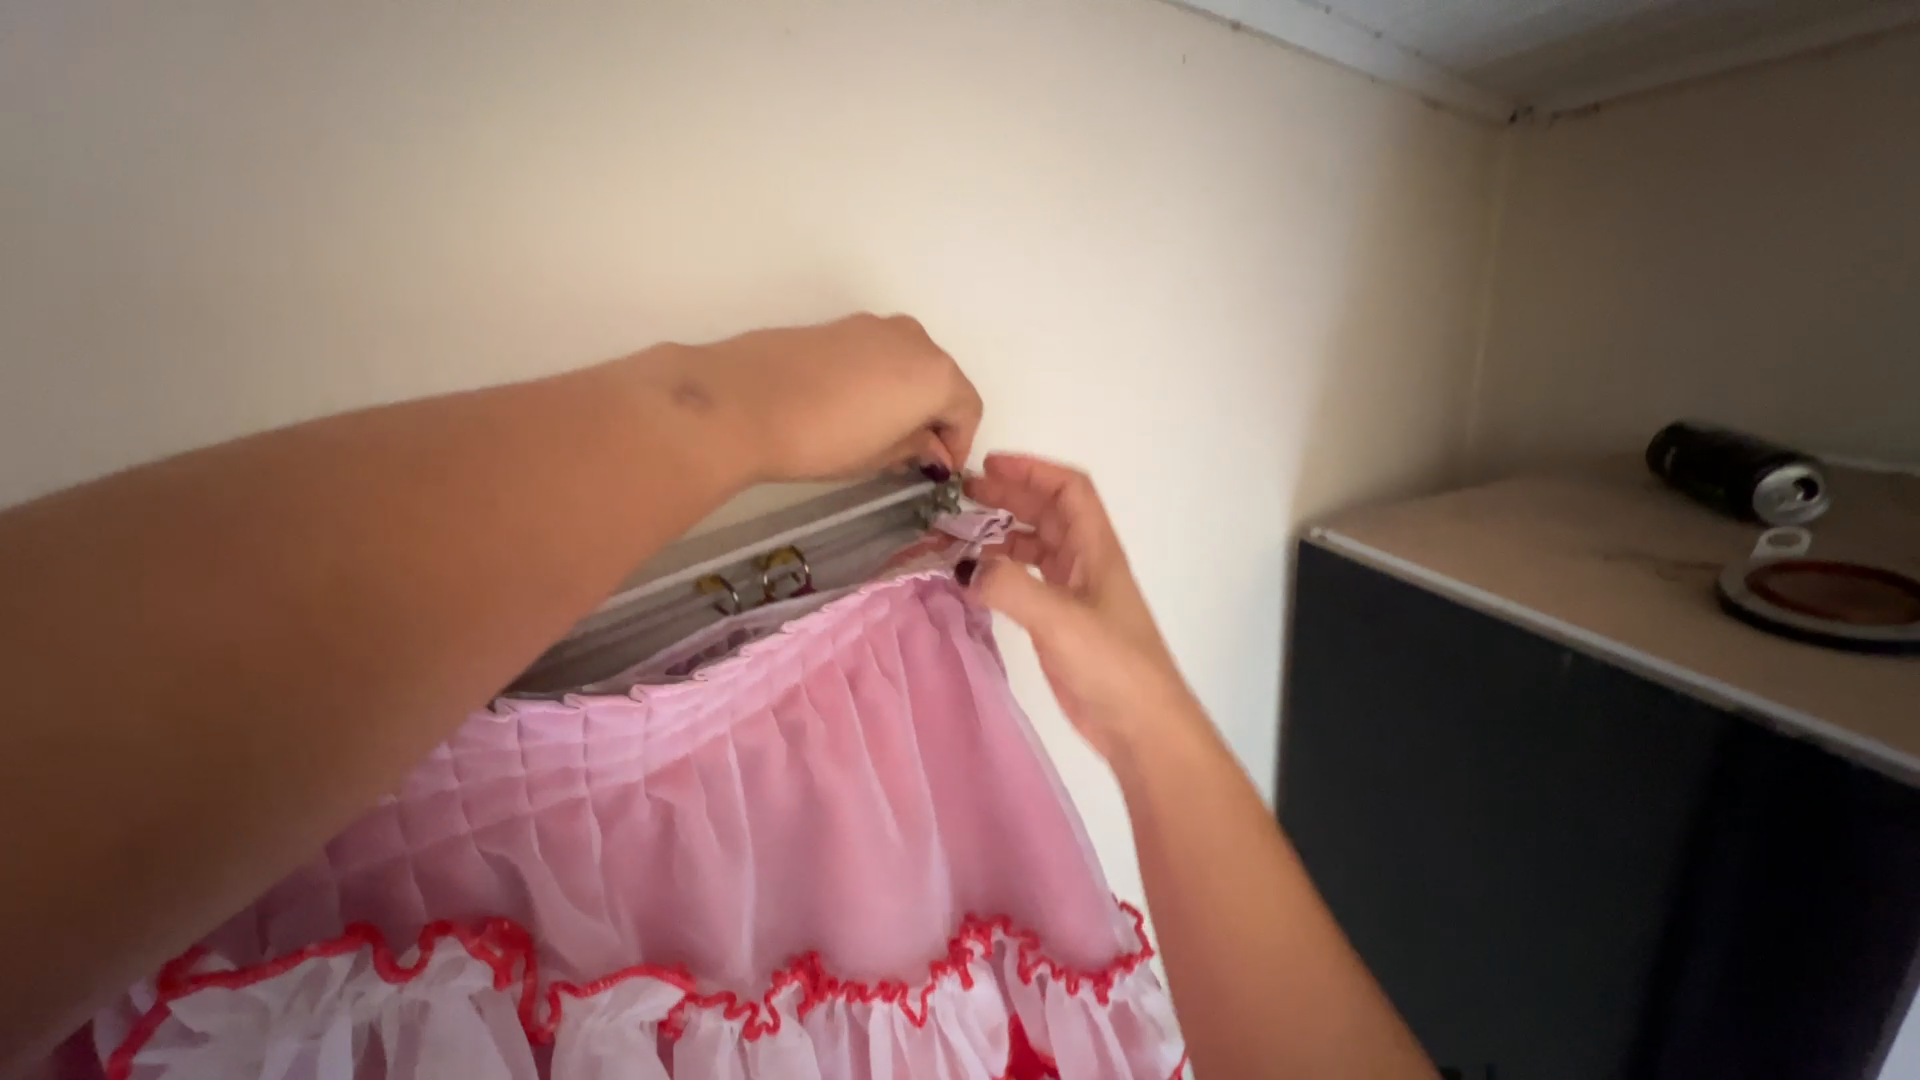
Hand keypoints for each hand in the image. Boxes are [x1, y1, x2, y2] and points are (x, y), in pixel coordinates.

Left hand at [660, 314, 981, 483]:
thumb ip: (917, 447)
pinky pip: (878, 355)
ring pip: (909, 364)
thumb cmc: (824, 439)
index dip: (959, 444)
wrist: (743, 401)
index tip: (940, 469)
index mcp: (936, 375)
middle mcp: (914, 340)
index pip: (967, 409)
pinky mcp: (839, 326)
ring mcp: (874, 327)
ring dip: (906, 396)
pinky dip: (880, 380)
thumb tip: (932, 448)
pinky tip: (852, 408)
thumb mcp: (880, 456)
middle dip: (934, 417)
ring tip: (880, 433)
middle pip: (941, 380)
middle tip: (914, 454)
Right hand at [963, 454, 1199, 761]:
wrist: (1141, 726)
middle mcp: (1086, 564)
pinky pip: (1027, 582)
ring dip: (1001, 535)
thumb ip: (1010, 588)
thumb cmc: (1112, 665)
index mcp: (1096, 549)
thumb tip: (965, 568)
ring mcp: (1074, 595)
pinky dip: (1001, 573)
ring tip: (960, 535)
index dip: (1032, 471)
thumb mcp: (1059, 619)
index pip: (1069, 490)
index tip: (990, 466)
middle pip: (1048, 514)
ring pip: (1036, 547)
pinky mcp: (1061, 624)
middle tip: (963, 495)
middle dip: (1009, 497)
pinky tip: (976, 581)